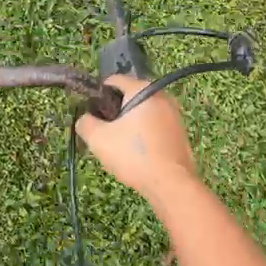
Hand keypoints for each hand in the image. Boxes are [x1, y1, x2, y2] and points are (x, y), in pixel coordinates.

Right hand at [76, 74, 198, 199]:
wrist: (171, 185)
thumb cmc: (133, 155)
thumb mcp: (98, 138)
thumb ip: (85, 122)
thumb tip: (85, 118)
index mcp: (143, 90)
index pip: (114, 80)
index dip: (98, 94)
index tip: (92, 113)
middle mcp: (162, 96)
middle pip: (129, 98)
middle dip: (114, 112)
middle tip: (104, 133)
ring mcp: (175, 115)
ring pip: (142, 114)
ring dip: (129, 126)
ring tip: (120, 147)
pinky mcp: (180, 133)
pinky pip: (154, 127)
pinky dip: (143, 136)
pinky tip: (137, 156)